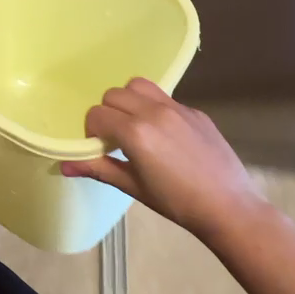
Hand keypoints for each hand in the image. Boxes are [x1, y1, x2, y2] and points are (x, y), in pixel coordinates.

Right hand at [59, 78, 267, 240]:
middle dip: (108, 113)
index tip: (101, 148)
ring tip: (136, 126)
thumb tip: (64, 166)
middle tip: (116, 138)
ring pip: (138, 86)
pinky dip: (154, 108)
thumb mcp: (133, 187)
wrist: (230, 208)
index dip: (92, 131)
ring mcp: (177, 108)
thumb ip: (98, 168)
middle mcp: (154, 112)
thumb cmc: (177, 203)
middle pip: (113, 95)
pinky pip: (165, 98)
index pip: (96, 114)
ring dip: (129, 101)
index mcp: (135, 132)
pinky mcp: (196, 111)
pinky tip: (166, 135)